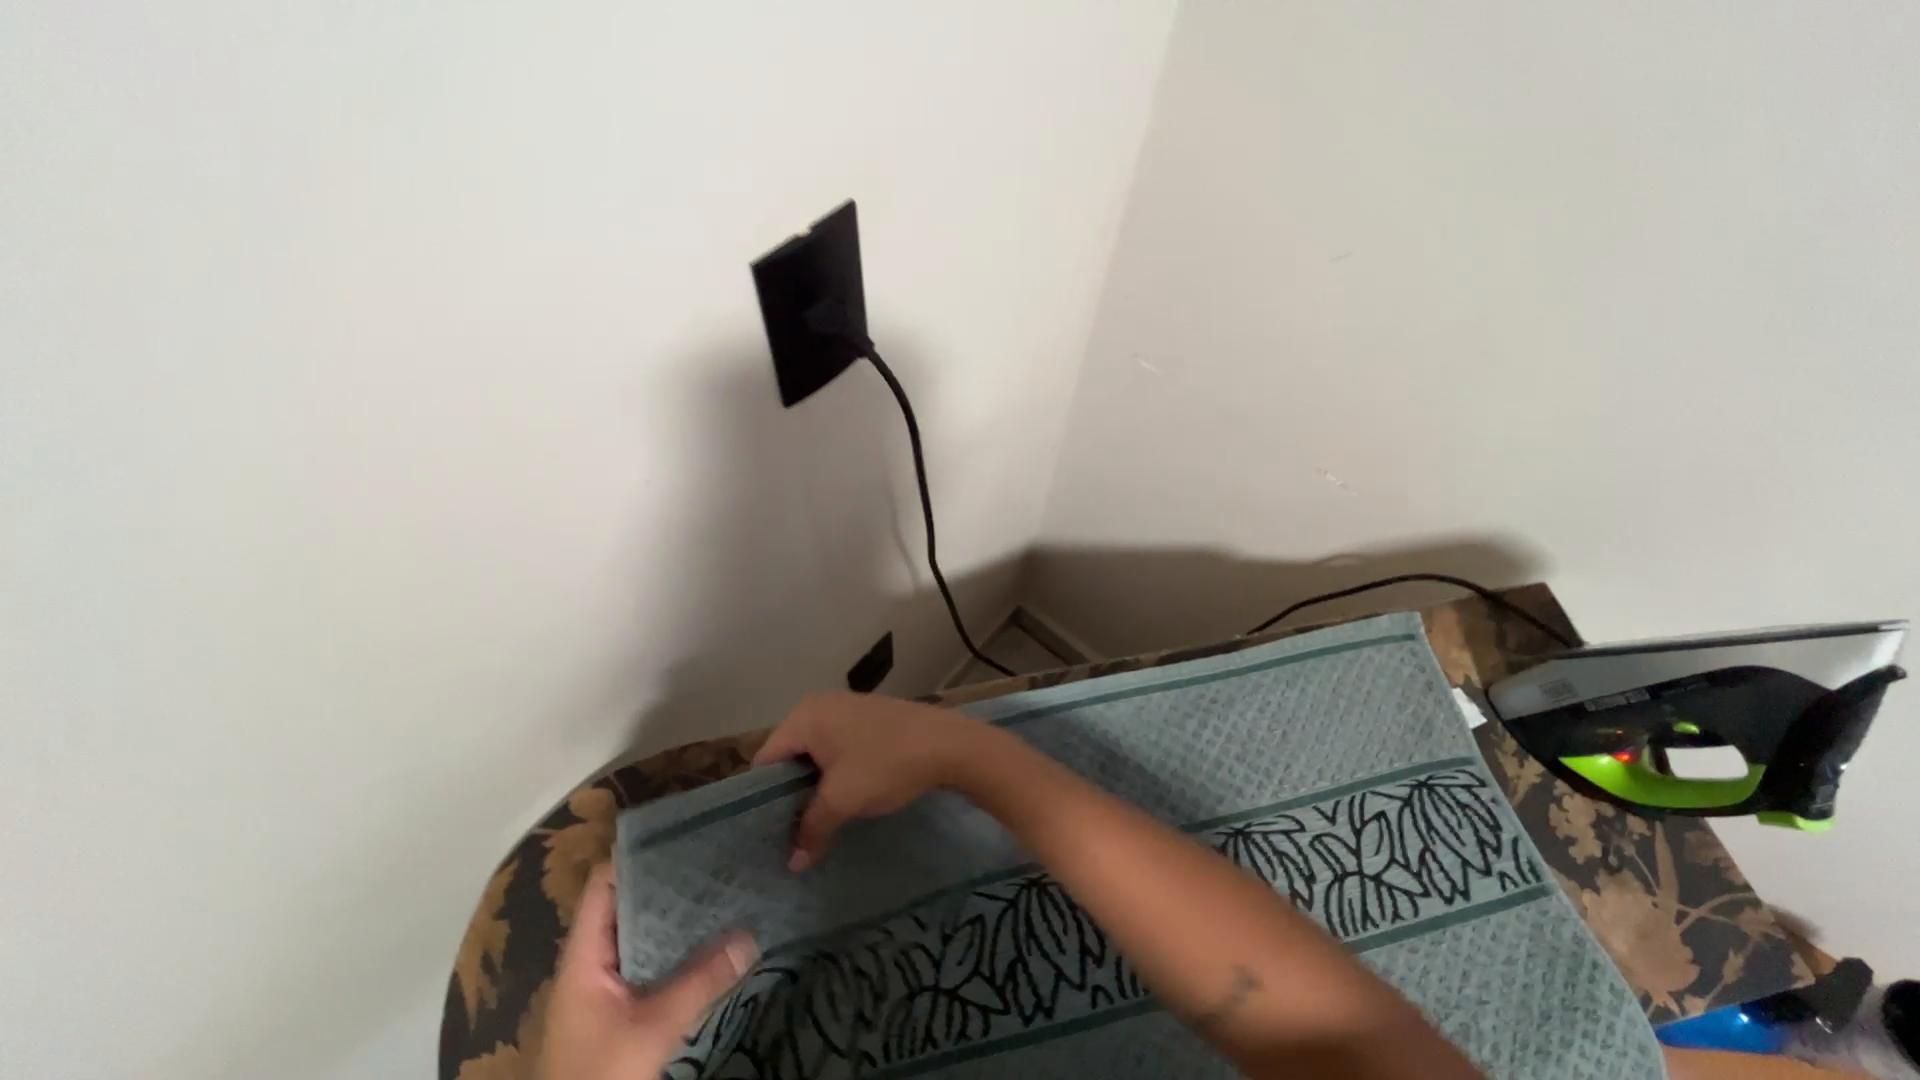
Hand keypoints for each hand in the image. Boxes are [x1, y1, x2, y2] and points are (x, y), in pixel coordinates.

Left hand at [537, 863, 754, 1079]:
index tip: (685, 836)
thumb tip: (751, 935)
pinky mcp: (617, 1011)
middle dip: (667, 883)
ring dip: (674, 917)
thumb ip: (701, 980)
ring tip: (721, 890)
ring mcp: (602, 988)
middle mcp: (589, 962)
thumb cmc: (601, 1077)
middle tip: (716, 860)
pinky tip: (710, 942)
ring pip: (640, 935)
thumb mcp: (654, 1028)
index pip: (605, 884)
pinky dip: (675, 948)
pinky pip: (648, 963)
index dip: (639, 856)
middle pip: (626, 905)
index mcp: (582, 955)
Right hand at [752, 691, 996, 869]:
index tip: (765, 832)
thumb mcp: (842, 800)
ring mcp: (849, 710)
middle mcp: (822, 705)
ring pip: (818, 755)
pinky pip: (841, 750)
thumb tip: (792, 863)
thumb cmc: (885, 765)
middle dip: (790, 794)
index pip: (766, 759)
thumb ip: (811, 828)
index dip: (762, 797)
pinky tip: (845, 801)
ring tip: (815, 824)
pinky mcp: (872, 721)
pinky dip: (838, 774)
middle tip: (789, 834)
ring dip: (817, 787)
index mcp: (805, 715)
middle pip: (791, 756)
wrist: (950, 745)